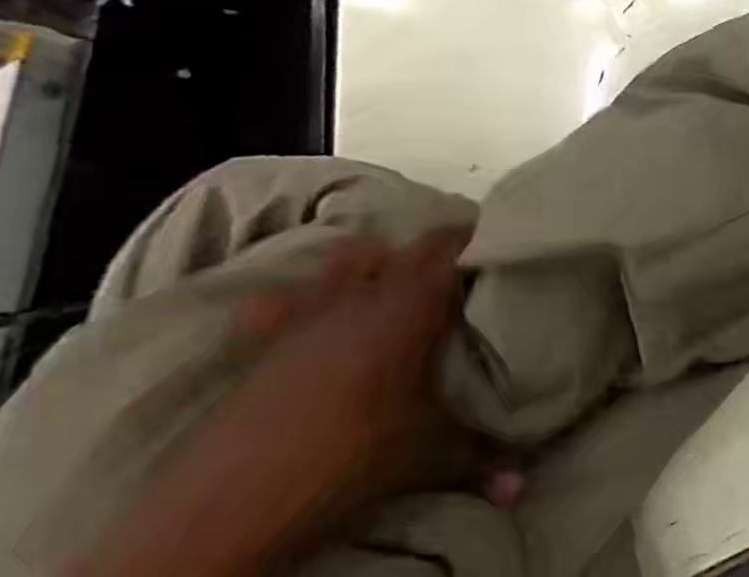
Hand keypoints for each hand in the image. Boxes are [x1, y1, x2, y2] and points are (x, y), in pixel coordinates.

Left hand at [81, 231, 517, 576]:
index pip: (450, 247)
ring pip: (345, 259)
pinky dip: (302, 294)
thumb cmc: (349, 460)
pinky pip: (280, 299)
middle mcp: (362, 298)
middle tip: (467, 265)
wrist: (226, 510)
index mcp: (410, 308)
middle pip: (405, 248)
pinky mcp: (264, 344)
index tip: (503, 243)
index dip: (478, 237)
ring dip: (375, 260)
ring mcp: (307, 317)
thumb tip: (522, 482)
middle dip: (438, 249)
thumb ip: (482, 457)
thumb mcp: (427, 458)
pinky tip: (315, 310)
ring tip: (400, 278)